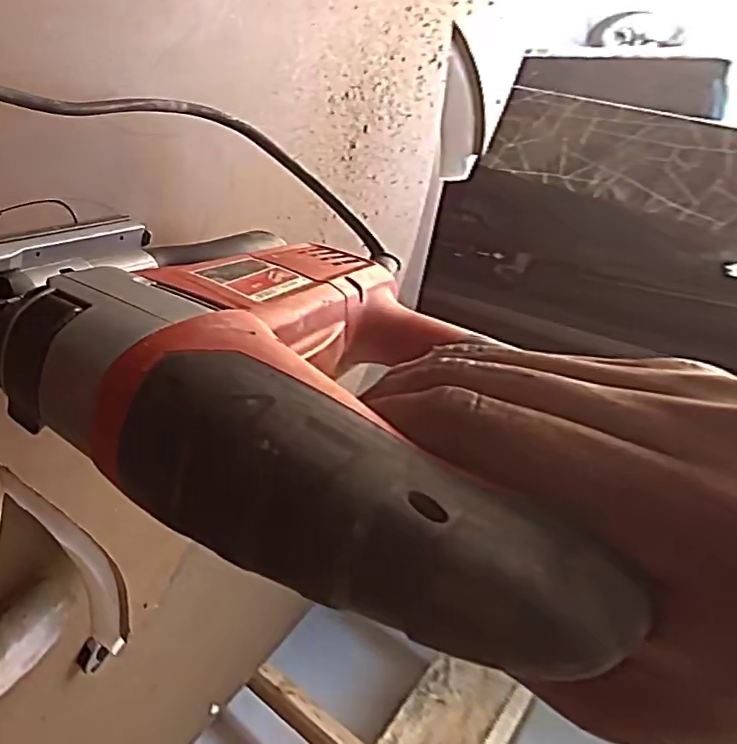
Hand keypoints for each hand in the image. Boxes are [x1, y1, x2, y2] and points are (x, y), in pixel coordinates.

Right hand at [366, 345, 736, 743]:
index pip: (472, 414)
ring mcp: (694, 392)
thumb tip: (447, 615)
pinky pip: (557, 361)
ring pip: (510, 357)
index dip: (393, 415)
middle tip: (365, 421)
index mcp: (675, 493)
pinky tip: (476, 405)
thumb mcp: (691, 699)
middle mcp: (684, 423)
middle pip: (477, 373)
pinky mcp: (697, 381)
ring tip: (405, 409)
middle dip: (400, 390)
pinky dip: (494, 376)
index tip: (358, 435)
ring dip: (438, 377)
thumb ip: (557, 665)